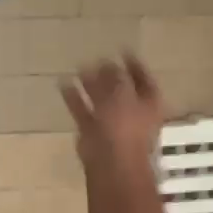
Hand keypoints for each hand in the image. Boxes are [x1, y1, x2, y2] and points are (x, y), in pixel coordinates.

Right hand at [61, 54, 171, 176]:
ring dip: (89, 85)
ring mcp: (112, 123)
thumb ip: (114, 77)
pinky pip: (83, 110)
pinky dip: (74, 98)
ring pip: (100, 100)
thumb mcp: (123, 94)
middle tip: (96, 59)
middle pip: (120, 89)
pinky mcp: (93, 132)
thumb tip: (106, 64)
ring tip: (77, 68)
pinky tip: (63, 83)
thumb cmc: (125, 126)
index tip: (121, 50)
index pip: (143, 78)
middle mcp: (132, 111)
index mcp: (149, 102)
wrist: (111, 162)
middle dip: (108, 75)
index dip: (133, 64)